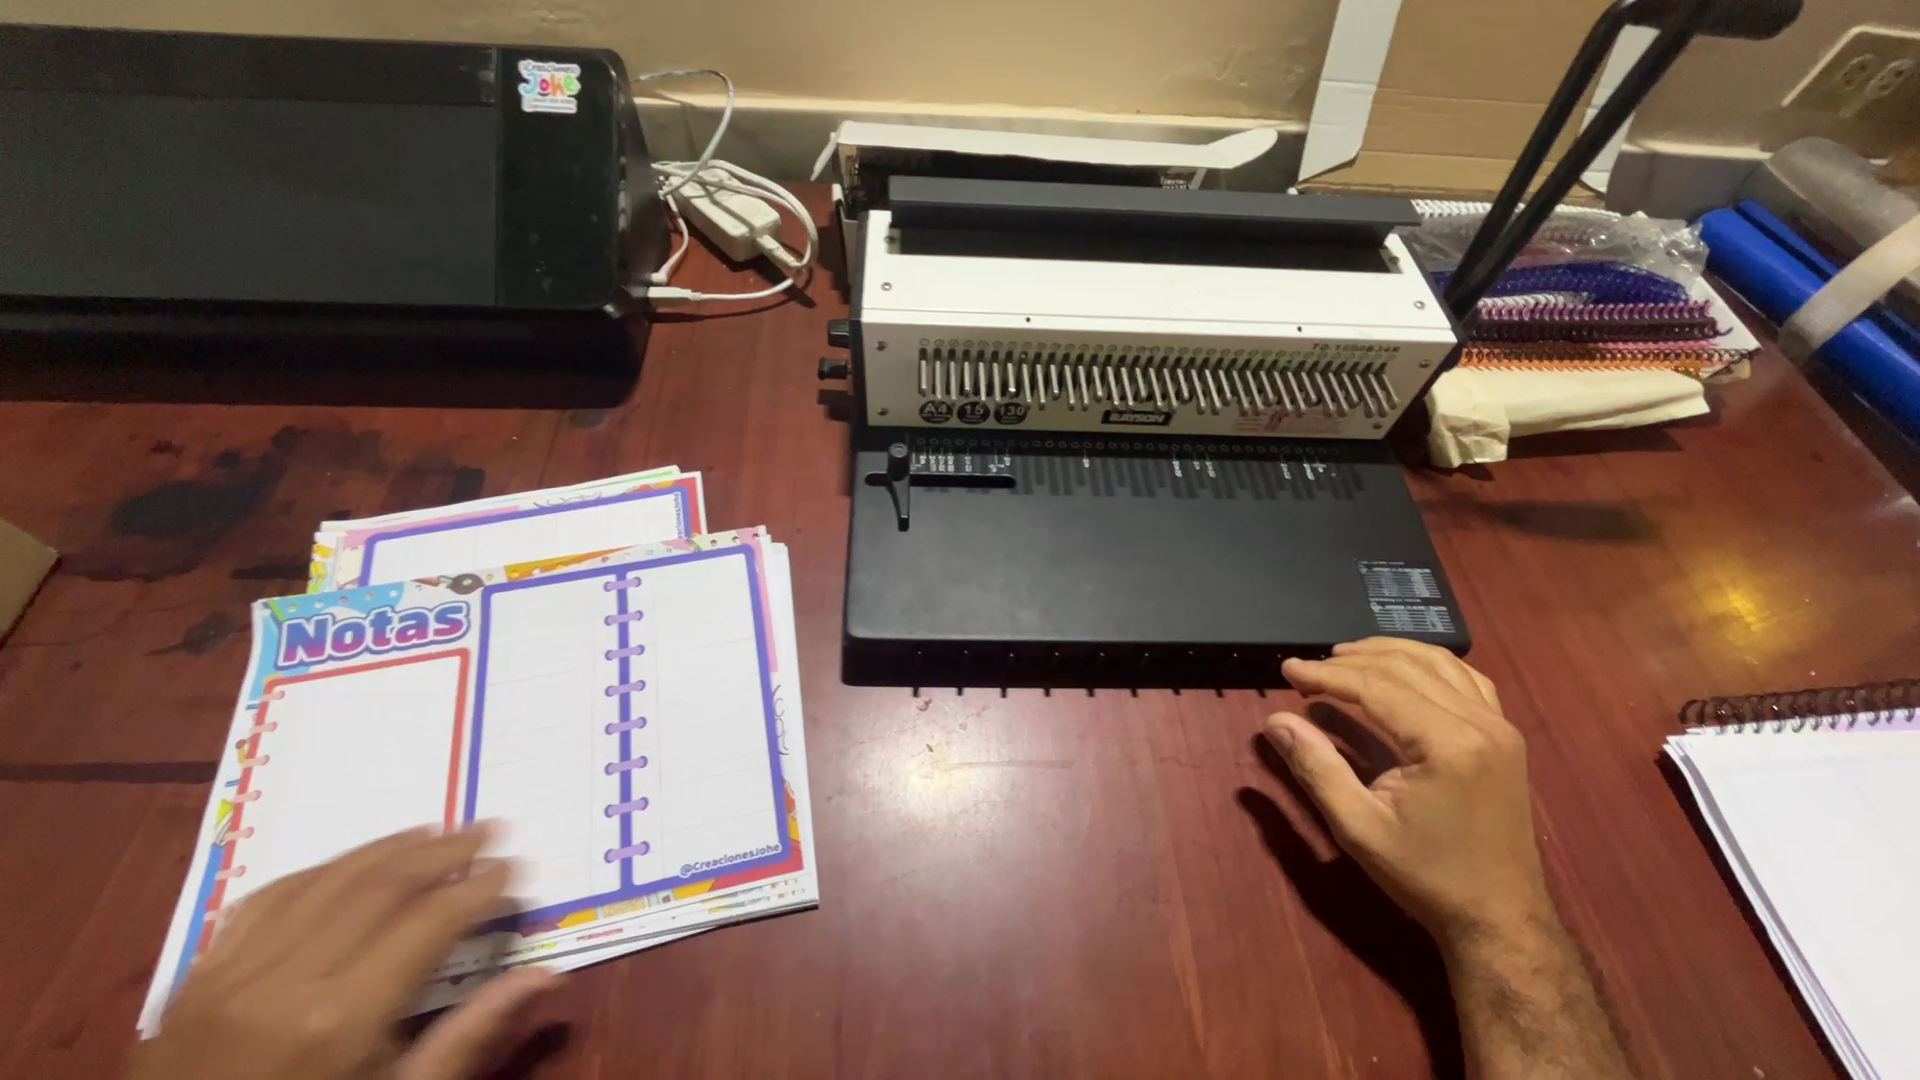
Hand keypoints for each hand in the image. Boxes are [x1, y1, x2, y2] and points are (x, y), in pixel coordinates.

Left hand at [129, 825, 556, 1079]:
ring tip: (437, 830)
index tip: (512, 869)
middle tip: (489, 830)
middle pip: (381, 886)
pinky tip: (355, 862)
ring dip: (389, 847)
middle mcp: (286, 981)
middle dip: (444, 851)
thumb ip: (468, 1035)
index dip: (478, 888)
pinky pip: (267, 898)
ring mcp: (232, 975)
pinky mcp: (194, 978)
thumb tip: (544, 975)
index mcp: (341, 1019)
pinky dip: (321, 871)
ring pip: (326, 879)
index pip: (429, 922)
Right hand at [1264, 638, 1552, 946]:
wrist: (1499, 916)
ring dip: (1387, 653)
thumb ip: (1316, 767)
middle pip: (1405, 667)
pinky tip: (1400, 669)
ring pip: (1438, 663)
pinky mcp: (1506, 736)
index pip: (1377, 686)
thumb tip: (1276, 720)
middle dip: (1349, 661)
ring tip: (1344, 658)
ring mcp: (1500, 726)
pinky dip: (1427, 664)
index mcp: (1447, 744)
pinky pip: (1466, 679)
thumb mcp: (1357, 826)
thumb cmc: (1425, 874)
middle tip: (1306, 669)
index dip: (1326, 674)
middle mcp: (1480, 724)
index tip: (1287, 670)